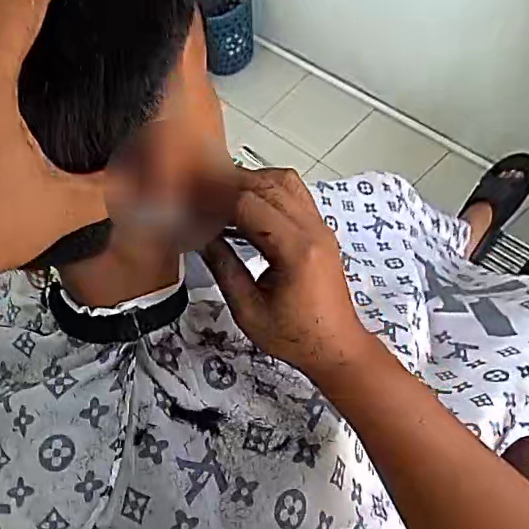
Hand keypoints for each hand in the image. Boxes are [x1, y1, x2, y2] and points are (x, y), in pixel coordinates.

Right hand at [198, 167, 377, 379]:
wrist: (335, 347)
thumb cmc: (298, 337)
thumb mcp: (249, 310)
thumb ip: (224, 269)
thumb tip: (203, 239)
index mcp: (296, 251)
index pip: (248, 204)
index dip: (215, 201)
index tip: (193, 205)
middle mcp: (313, 232)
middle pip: (266, 184)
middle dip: (228, 186)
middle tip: (200, 197)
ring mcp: (320, 228)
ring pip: (283, 182)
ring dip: (249, 183)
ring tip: (220, 200)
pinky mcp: (320, 232)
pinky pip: (294, 195)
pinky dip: (266, 192)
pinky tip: (245, 210)